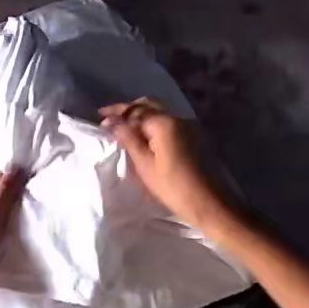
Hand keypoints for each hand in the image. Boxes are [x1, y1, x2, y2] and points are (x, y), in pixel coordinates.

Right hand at [101, 98, 226, 225]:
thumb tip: (112, 122)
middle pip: (148, 104)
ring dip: (141, 113)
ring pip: (159, 110)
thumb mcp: (145, 164)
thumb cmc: (172, 186)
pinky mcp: (193, 136)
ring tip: (125, 123)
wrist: (208, 203)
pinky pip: (168, 119)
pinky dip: (153, 120)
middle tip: (110, 116)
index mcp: (163, 123)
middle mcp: (177, 118)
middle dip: (128, 108)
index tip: (100, 120)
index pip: (134, 111)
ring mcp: (187, 126)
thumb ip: (128, 139)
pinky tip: (144, 131)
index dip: (116, 113)